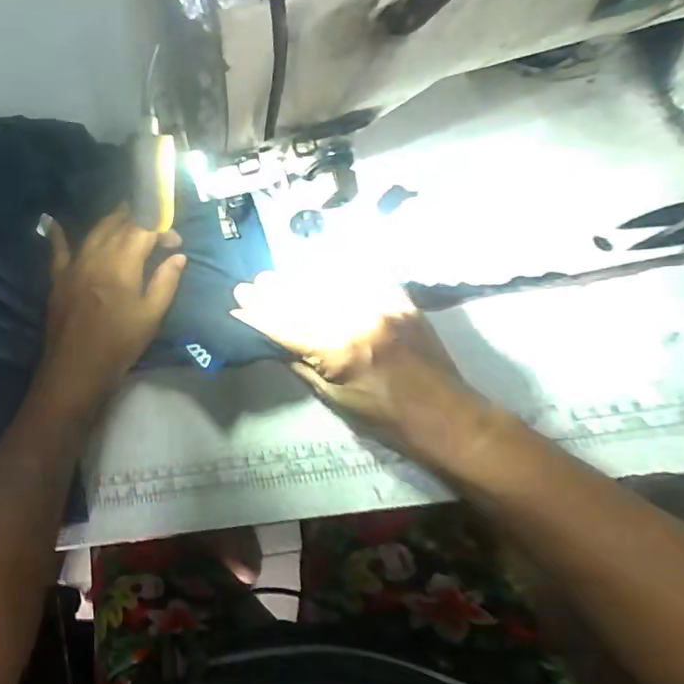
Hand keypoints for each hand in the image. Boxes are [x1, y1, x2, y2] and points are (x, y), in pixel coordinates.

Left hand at [36, 207, 186, 407]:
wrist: (76, 368)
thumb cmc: (119, 344)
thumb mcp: (151, 316)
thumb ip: (165, 282)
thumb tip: (178, 256)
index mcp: (122, 263)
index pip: (144, 230)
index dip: (161, 229)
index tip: (175, 242)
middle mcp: (96, 256)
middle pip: (118, 225)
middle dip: (138, 220)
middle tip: (154, 227)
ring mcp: (74, 265)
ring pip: (93, 233)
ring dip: (110, 221)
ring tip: (124, 214)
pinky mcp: (58, 278)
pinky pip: (58, 251)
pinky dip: (58, 236)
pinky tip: (53, 222)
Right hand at [229, 270, 478, 457]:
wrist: (445, 415)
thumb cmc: (383, 417)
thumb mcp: (330, 396)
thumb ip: (298, 362)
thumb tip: (269, 340)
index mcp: (337, 350)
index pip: (284, 325)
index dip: (257, 314)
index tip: (238, 303)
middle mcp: (357, 319)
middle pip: (302, 297)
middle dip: (273, 291)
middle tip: (252, 285)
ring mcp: (381, 305)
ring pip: (328, 282)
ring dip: (299, 278)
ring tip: (279, 276)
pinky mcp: (399, 300)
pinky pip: (362, 276)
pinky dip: (337, 271)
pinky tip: (319, 267)